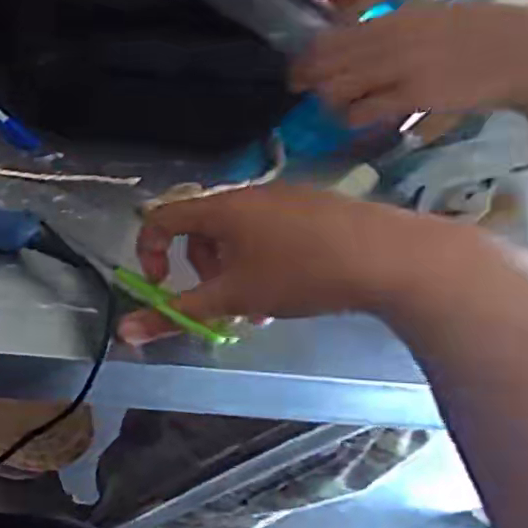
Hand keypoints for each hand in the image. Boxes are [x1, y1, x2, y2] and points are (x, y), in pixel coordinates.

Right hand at [116, 184, 488, 344]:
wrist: (403, 259)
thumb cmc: (302, 274)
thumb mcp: (232, 299)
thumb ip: (175, 314)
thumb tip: (123, 333)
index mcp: (220, 209)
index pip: (160, 218)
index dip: (148, 252)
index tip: (160, 284)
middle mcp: (250, 195)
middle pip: (199, 229)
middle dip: (199, 268)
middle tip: (218, 299)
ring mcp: (288, 198)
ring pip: (237, 232)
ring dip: (232, 268)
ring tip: (258, 303)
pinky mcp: (320, 207)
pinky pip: (271, 229)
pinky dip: (263, 258)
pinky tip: (291, 287)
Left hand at [293, 3, 527, 157]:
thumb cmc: (492, 40)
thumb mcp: (440, 20)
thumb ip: (397, 29)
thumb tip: (351, 40)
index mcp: (402, 16)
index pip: (333, 36)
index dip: (308, 57)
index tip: (298, 70)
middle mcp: (396, 37)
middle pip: (326, 62)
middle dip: (308, 79)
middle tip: (304, 91)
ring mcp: (403, 65)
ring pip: (336, 87)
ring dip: (329, 101)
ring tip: (337, 107)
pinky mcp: (413, 93)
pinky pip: (360, 111)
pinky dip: (351, 118)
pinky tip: (359, 120)